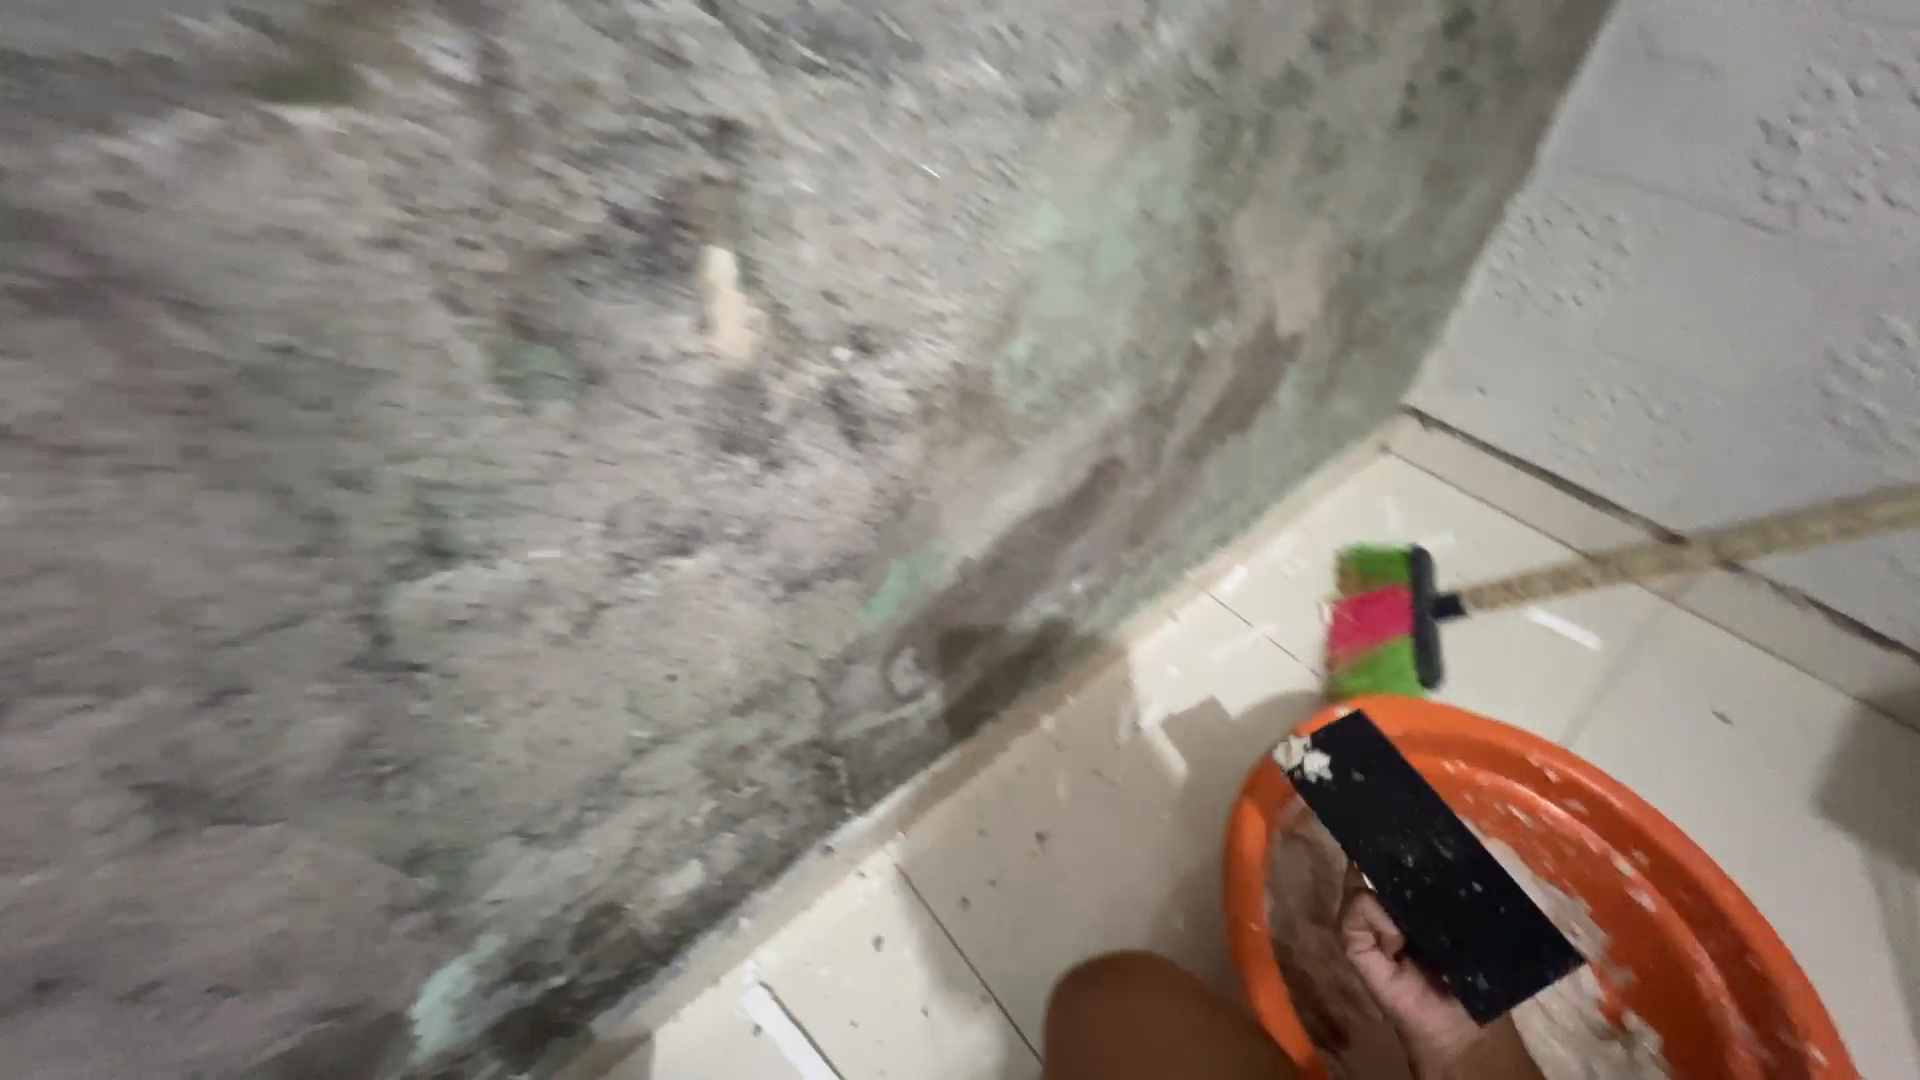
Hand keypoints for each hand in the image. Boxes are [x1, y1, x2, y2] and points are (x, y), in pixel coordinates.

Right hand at [1338, 867, 1476, 1078]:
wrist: (1466, 1030)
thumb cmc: (1473, 978)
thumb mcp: (1465, 926)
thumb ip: (1441, 893)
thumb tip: (1429, 849)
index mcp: (1407, 899)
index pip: (1389, 862)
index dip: (1389, 846)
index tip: (1395, 825)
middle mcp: (1380, 906)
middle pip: (1366, 867)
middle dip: (1377, 859)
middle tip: (1395, 857)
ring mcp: (1362, 924)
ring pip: (1356, 886)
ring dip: (1383, 898)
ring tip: (1407, 927)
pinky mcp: (1353, 945)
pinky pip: (1353, 915)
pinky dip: (1375, 920)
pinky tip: (1397, 942)